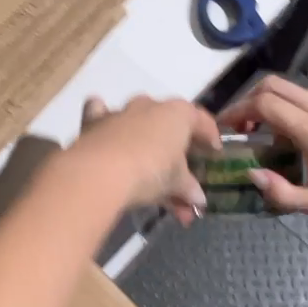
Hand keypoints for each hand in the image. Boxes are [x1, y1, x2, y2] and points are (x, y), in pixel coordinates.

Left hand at [66, 96, 220, 223]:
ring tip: (149, 175)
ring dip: (146, 144)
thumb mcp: (176, 183)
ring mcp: (120, 112)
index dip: (210, 137)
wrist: (100, 173)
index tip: (214, 153)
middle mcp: (149, 105)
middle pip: (168, 122)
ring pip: (138, 122)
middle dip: (175, 145)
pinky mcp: (93, 122)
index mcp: (178, 113)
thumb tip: (197, 201)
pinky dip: (105, 121)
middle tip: (181, 169)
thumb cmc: (150, 172)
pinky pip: (100, 113)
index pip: (201, 120)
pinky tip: (108, 134)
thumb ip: (188, 188)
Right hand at [218, 76, 307, 228]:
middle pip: (277, 85)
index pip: (264, 104)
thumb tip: (251, 174)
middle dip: (252, 100)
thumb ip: (278, 190)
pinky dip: (303, 109)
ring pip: (301, 91)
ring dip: (279, 105)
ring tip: (275, 136)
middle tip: (243, 125)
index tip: (226, 126)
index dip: (238, 110)